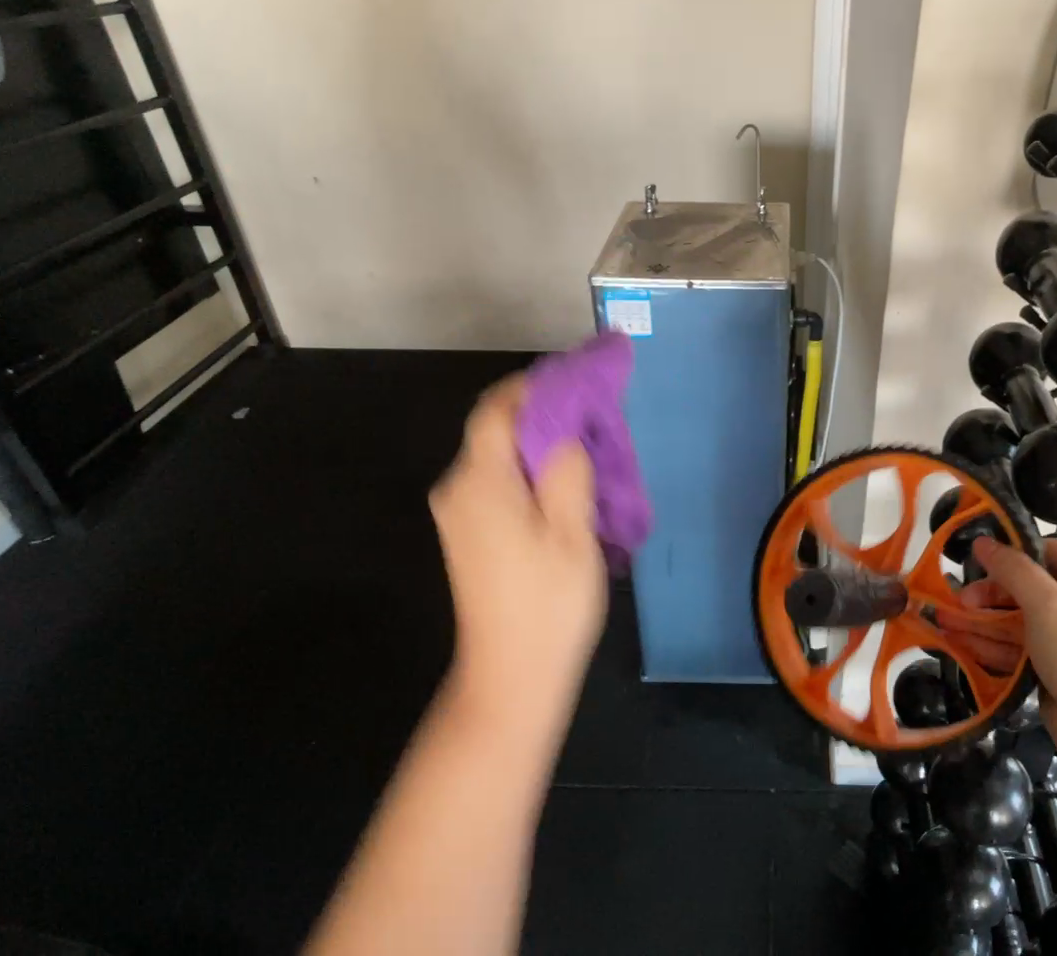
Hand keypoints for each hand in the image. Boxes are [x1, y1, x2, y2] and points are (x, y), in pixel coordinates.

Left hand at [429, 377, 606, 725]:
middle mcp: (458, 488)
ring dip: (541, 444)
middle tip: (598, 416)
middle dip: (546, 413)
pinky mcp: (468, 535)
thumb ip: (568, 469)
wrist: (510, 679)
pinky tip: (567, 487)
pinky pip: (498, 483)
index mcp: (481, 481)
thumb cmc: (548, 605)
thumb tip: (568, 426)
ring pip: (499, 457)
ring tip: (592, 450)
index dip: (538, 384)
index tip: (582, 377)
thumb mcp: (572, 532)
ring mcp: (458, 514)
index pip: (500, 408)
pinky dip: (531, 472)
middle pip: (497, 429)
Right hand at [940, 537, 1056, 770]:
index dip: (1011, 550)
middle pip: (1023, 589)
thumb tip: (982, 541)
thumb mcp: (1047, 604)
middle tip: (956, 601)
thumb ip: (1013, 570)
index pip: (1046, 552)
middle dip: (987, 594)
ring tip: (942, 621)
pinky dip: (988, 646)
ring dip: (979, 621)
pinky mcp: (1048, 669)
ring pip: (1014, 622)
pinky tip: (957, 644)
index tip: (974, 555)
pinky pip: (1014, 650)